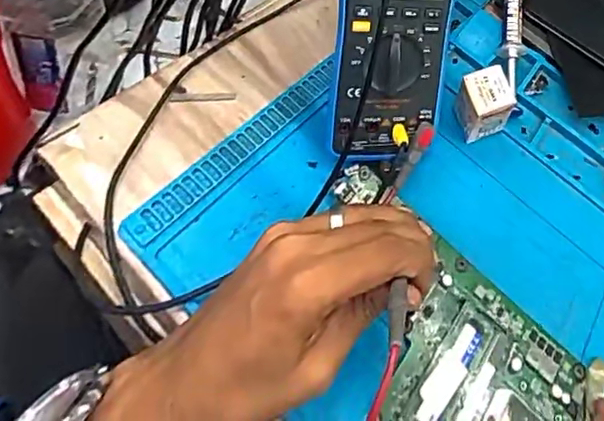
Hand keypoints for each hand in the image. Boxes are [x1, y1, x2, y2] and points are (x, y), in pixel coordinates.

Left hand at [98, 205, 435, 420]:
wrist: (179, 381)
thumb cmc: (242, 392)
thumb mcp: (314, 371)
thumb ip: (361, 317)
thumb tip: (396, 287)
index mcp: (307, 282)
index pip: (385, 248)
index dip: (417, 260)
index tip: (423, 287)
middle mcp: (298, 242)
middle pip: (379, 221)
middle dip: (411, 241)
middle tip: (422, 274)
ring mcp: (288, 231)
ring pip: (362, 211)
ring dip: (393, 229)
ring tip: (407, 260)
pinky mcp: (281, 231)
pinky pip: (339, 218)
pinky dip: (367, 229)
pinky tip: (375, 251)